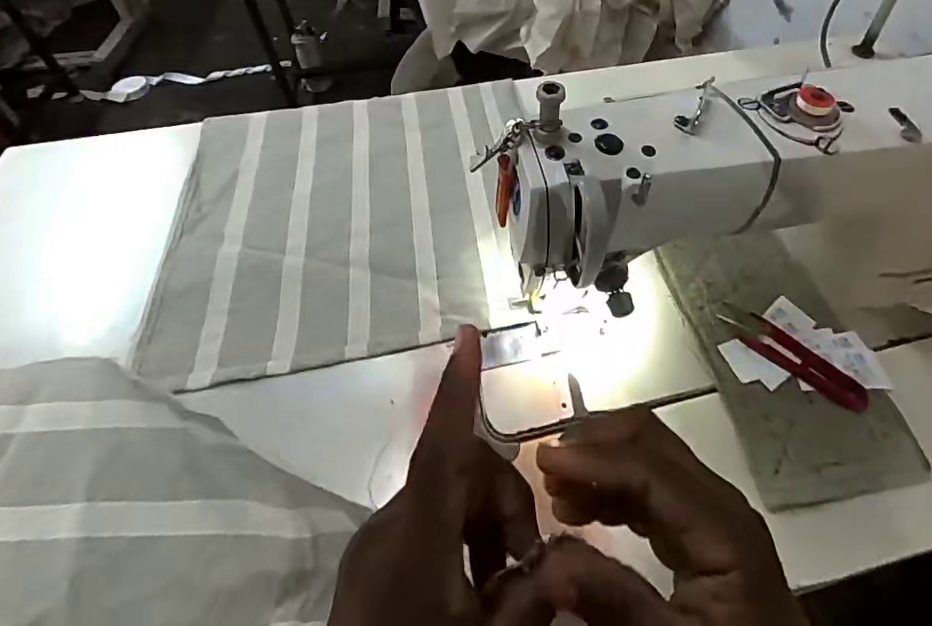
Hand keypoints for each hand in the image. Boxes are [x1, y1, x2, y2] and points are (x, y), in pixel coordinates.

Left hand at [328, 325, 548, 625]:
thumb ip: (529, 597)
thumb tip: (559, 559)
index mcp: (415, 537)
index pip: (441, 446)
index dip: (457, 388)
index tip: (466, 334)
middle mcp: (389, 526)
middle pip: (457, 477)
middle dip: (502, 505)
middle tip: (527, 566)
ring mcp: (375, 544)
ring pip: (444, 502)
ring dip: (483, 530)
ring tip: (504, 591)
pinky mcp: (371, 562)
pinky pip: (424, 528)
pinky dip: (458, 545)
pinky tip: (475, 595)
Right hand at [529, 411, 805, 625]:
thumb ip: (614, 601)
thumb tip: (547, 559)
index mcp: (724, 529)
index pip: (648, 467)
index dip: (591, 458)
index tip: (542, 463)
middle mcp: (721, 504)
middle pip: (649, 441)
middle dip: (592, 444)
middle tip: (547, 468)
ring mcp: (713, 511)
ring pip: (646, 454)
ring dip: (596, 462)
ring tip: (556, 492)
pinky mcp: (702, 527)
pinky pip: (649, 483)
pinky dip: (610, 484)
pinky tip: (582, 508)